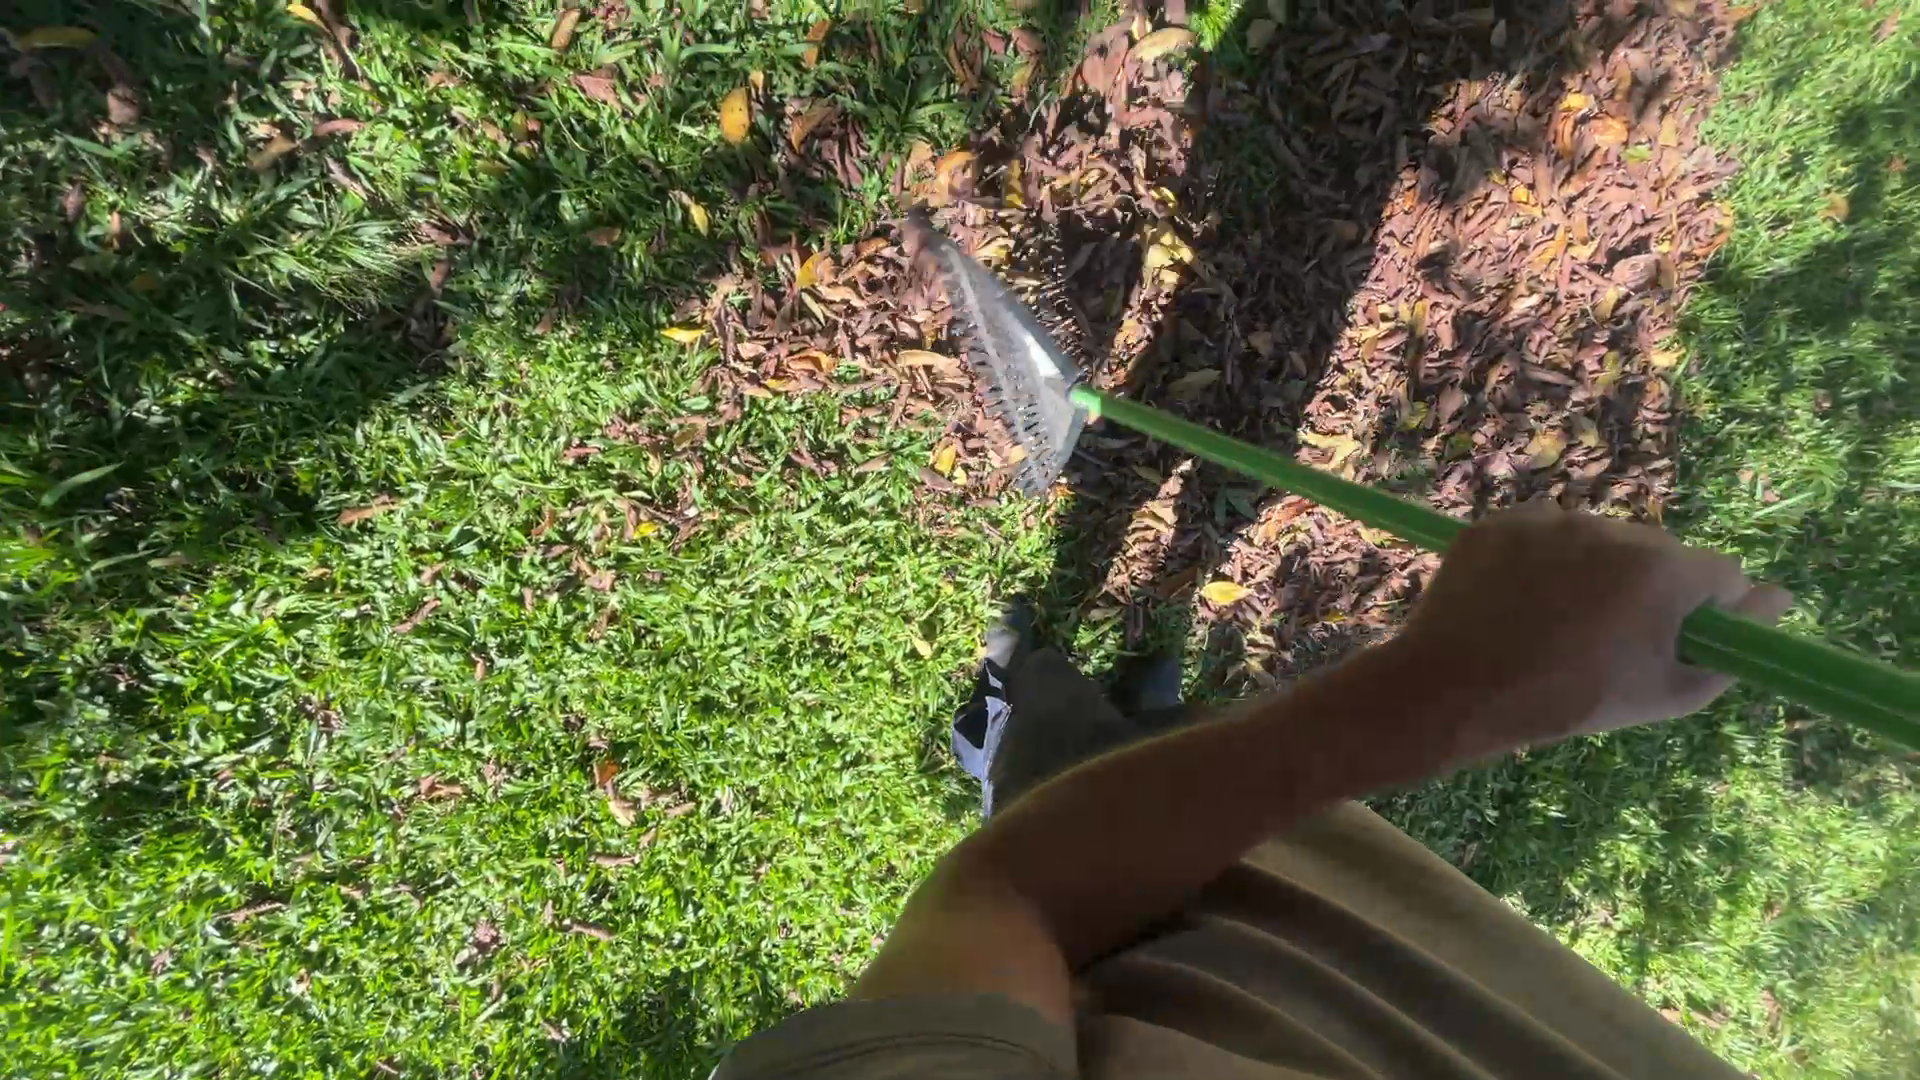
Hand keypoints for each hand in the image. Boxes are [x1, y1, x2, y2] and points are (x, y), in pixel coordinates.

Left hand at [1399, 501, 1791, 756]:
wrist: (1455, 686)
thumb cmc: (1568, 697)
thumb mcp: (1671, 689)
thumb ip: (1735, 642)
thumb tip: (1773, 598)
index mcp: (1663, 567)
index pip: (1716, 573)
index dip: (1700, 608)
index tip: (1667, 636)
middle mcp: (1604, 529)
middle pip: (1651, 550)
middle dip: (1641, 584)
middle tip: (1601, 631)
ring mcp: (1540, 523)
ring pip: (1590, 538)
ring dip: (1586, 566)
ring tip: (1551, 615)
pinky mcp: (1490, 526)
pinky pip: (1533, 533)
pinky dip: (1534, 556)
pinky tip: (1516, 594)